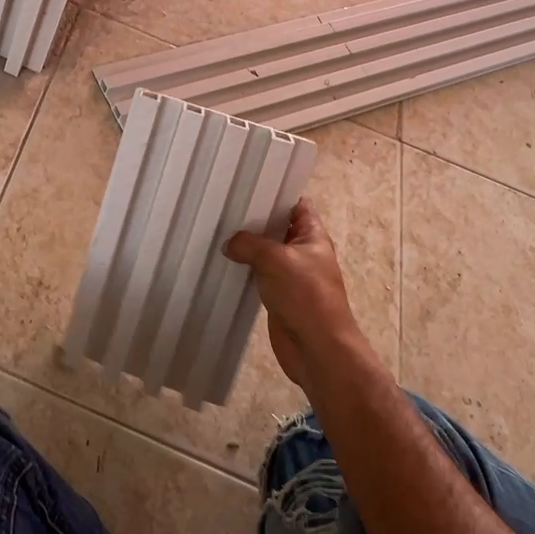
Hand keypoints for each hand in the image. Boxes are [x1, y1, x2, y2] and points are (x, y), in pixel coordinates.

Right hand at [223, 198, 371, 390]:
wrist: (318, 350)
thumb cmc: (306, 296)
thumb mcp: (276, 259)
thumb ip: (249, 244)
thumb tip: (230, 243)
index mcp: (313, 236)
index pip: (297, 204)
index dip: (277, 192)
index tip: (250, 183)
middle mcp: (303, 252)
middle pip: (278, 227)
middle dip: (255, 218)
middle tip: (224, 204)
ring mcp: (291, 276)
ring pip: (265, 252)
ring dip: (246, 246)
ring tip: (216, 229)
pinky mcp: (278, 296)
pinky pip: (258, 275)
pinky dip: (243, 269)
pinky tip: (222, 263)